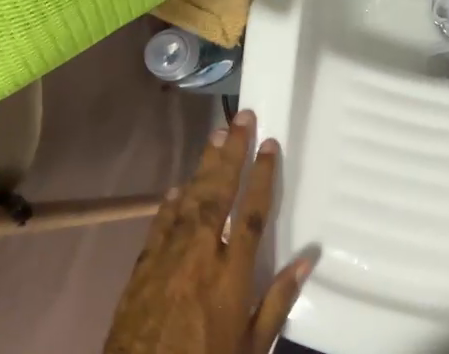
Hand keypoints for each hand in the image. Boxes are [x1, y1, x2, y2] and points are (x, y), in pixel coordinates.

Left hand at [105, 111, 315, 353]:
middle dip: (232, 153)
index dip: (262, 175)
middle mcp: (199, 257)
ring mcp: (167, 260)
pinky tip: (178, 188)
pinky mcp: (142, 271)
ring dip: (204, 167)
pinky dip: (171, 204)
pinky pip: (160, 226)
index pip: (251, 213)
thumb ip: (277, 301)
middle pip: (218, 194)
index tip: (270, 143)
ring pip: (188, 201)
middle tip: (242, 118)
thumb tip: (307, 259)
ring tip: (217, 135)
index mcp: (230, 275)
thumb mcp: (251, 347)